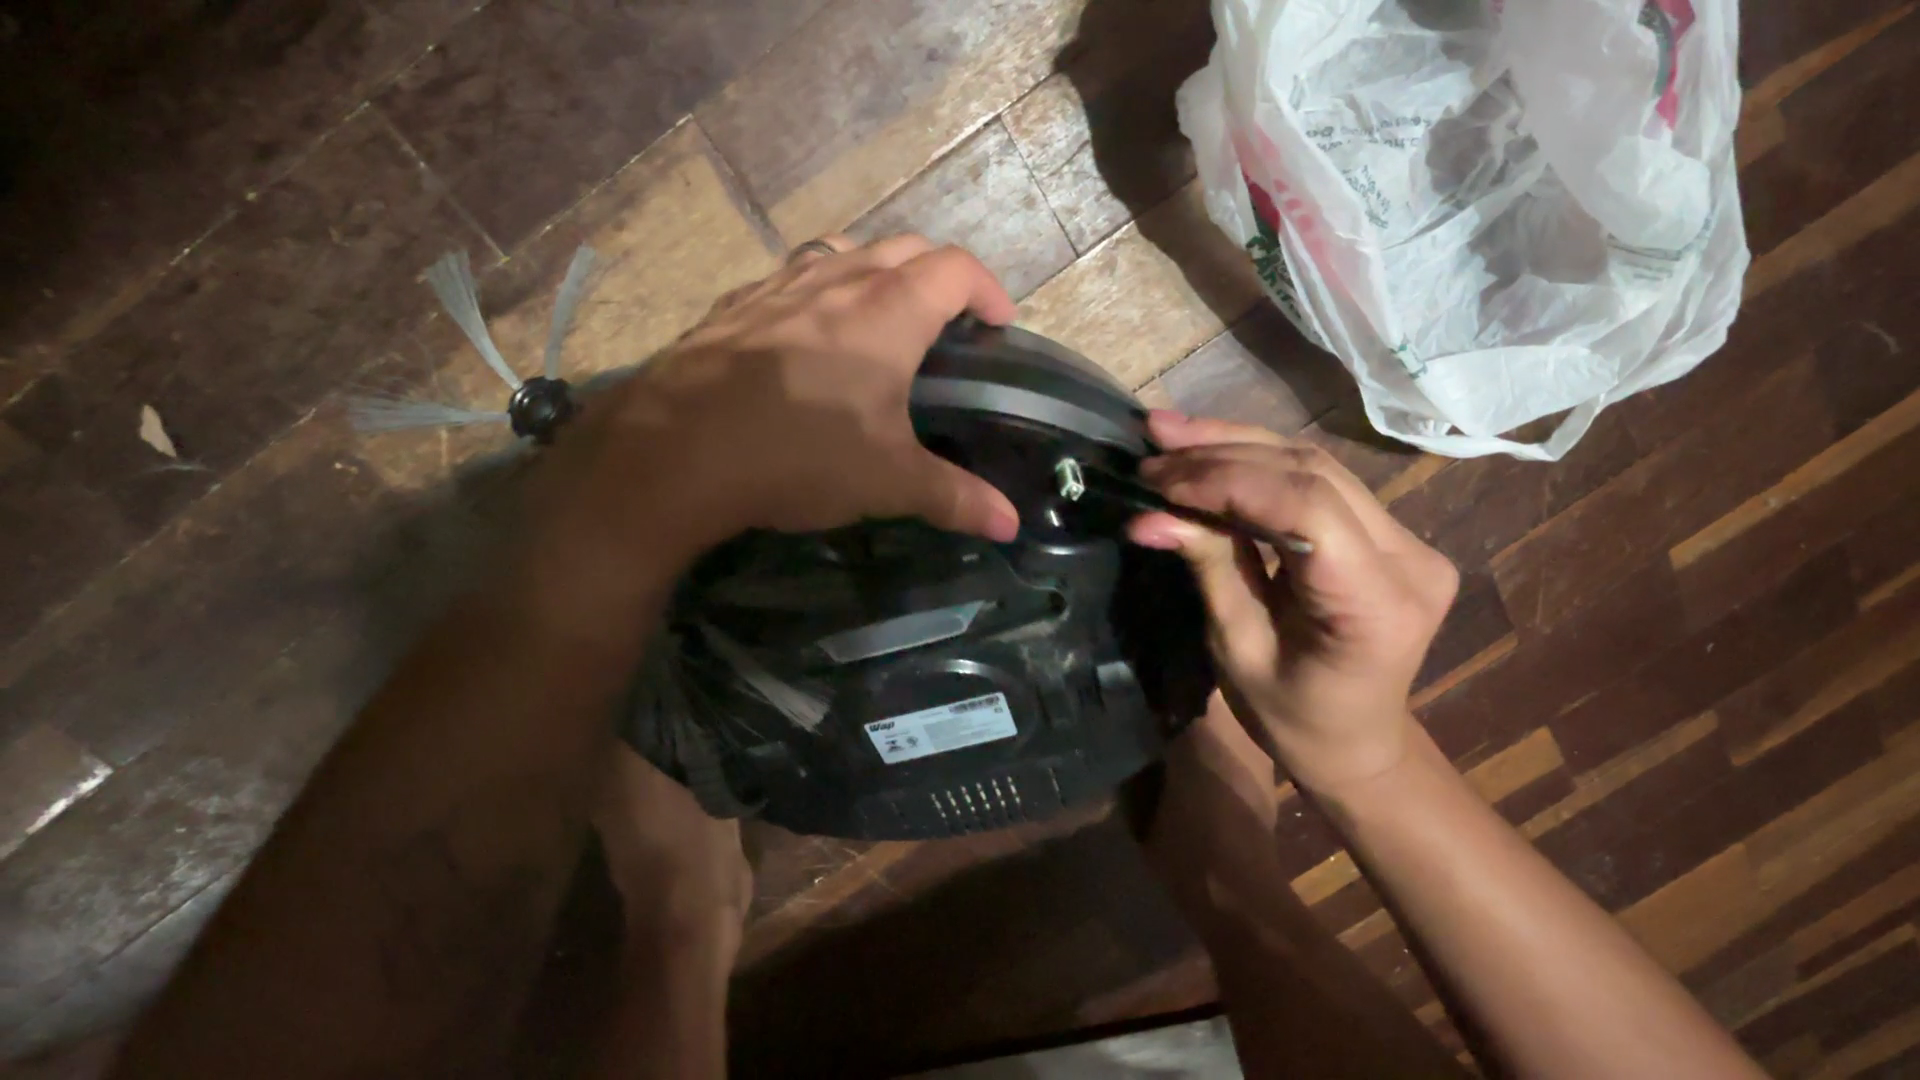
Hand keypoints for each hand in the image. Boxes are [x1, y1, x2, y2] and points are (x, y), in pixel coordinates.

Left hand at [519, 235, 1021, 627]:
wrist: (674, 453)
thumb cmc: (799, 456)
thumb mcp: (887, 482)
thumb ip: (954, 498)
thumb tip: (1011, 525)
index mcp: (888, 312)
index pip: (955, 269)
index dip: (988, 289)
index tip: (999, 325)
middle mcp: (836, 281)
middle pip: (903, 247)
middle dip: (937, 274)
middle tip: (948, 321)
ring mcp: (778, 287)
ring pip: (842, 251)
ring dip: (875, 270)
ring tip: (880, 316)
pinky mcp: (732, 306)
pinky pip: (788, 278)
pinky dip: (816, 289)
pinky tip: (803, 334)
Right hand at [1127, 412, 1458, 795]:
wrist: (1355, 743)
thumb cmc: (1292, 719)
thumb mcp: (1238, 649)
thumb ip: (1209, 568)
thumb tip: (1148, 517)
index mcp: (1375, 603)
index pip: (1306, 507)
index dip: (1228, 481)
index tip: (1160, 479)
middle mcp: (1408, 558)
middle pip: (1312, 472)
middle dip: (1223, 452)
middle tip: (1154, 442)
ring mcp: (1407, 539)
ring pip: (1315, 464)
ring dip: (1237, 445)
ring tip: (1170, 433)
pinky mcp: (1389, 532)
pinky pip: (1319, 481)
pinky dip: (1258, 463)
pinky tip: (1211, 450)